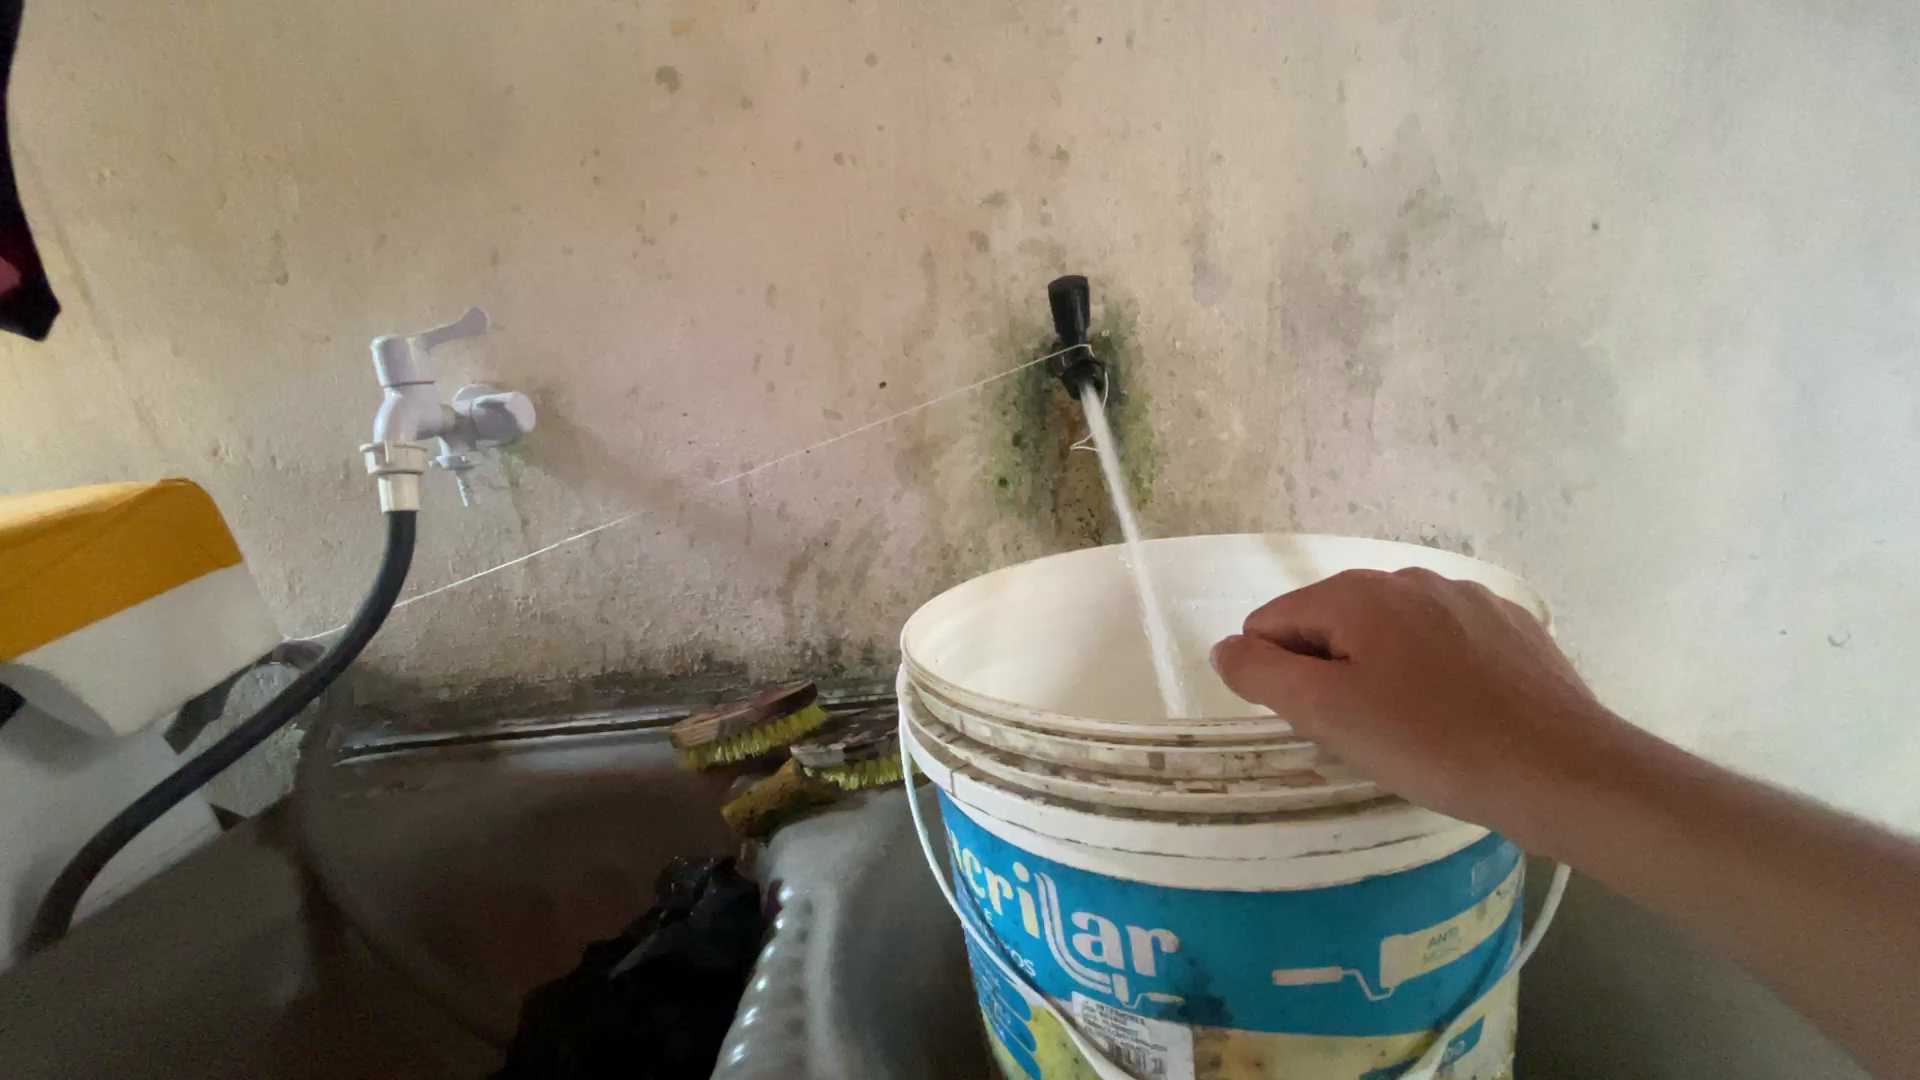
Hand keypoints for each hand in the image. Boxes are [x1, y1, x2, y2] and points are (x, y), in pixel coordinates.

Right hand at [1211, 567, 1637, 848]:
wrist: (1569, 775)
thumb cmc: (1431, 743)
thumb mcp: (1325, 713)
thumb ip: (1258, 672)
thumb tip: (1226, 648)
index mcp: (1353, 592)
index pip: (1270, 625)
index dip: (1278, 677)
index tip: (1319, 720)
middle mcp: (1405, 577)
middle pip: (1326, 624)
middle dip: (1328, 672)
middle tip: (1363, 729)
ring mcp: (1463, 596)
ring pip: (1383, 631)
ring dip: (1376, 670)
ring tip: (1412, 724)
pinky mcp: (1508, 623)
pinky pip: (1436, 639)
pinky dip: (1428, 669)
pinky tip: (1457, 708)